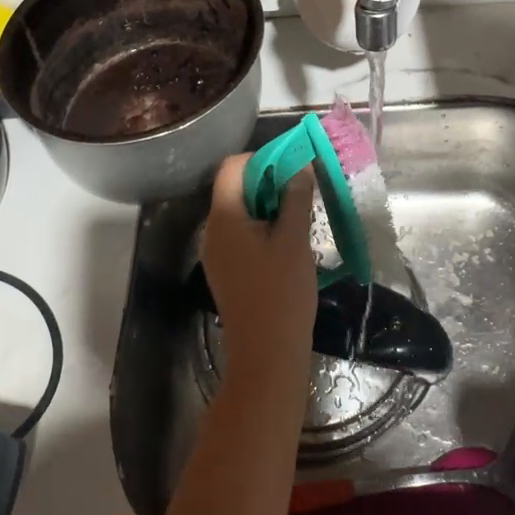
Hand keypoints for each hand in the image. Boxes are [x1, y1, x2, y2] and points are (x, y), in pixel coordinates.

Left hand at [202, 153, 316, 361]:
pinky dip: (262, 227)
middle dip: (268, 181)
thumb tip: (300, 168)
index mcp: (224, 217)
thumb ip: (295, 199)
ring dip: (267, 205)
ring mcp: (217, 253)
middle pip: (235, 188)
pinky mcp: (226, 270)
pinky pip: (241, 234)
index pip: (232, 167)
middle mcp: (213, 231)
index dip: (261, 159)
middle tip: (301, 190)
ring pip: (240, 212)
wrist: (266, 355)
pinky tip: (287, 241)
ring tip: (299, 215)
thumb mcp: (294, 240)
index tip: (292, 167)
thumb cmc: (281, 293)